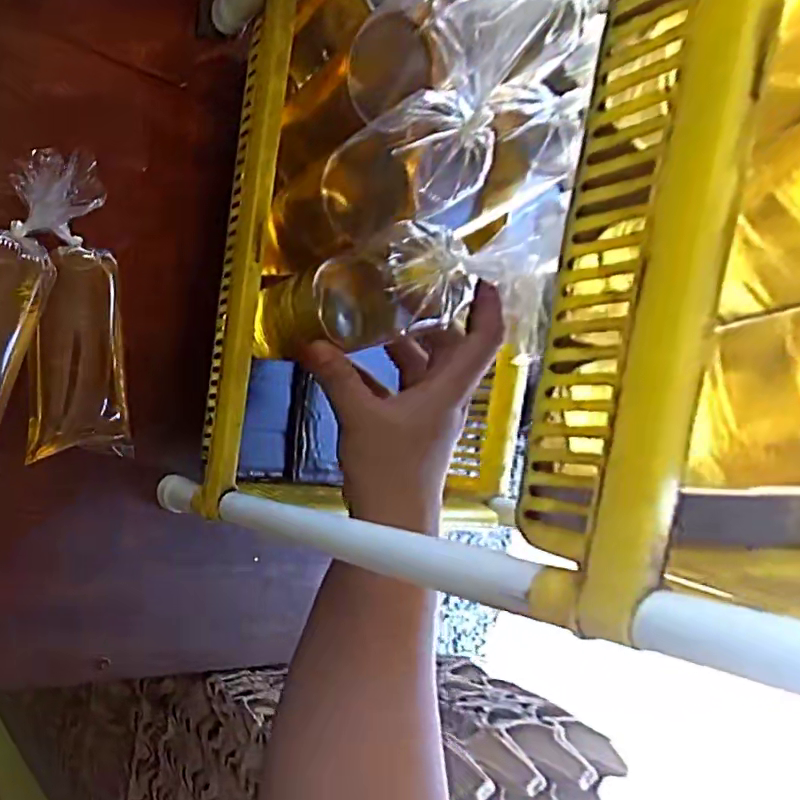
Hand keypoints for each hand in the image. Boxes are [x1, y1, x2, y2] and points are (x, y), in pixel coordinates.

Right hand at [298, 284, 504, 533]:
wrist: (393, 517)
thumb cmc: (389, 468)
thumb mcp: (359, 416)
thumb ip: (336, 378)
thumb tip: (312, 345)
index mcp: (447, 390)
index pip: (482, 340)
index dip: (487, 308)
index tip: (479, 282)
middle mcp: (444, 399)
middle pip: (450, 351)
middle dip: (431, 324)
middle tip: (406, 301)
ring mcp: (426, 415)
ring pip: (421, 371)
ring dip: (401, 349)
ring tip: (375, 327)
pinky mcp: (406, 429)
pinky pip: (397, 391)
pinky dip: (378, 376)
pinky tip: (350, 369)